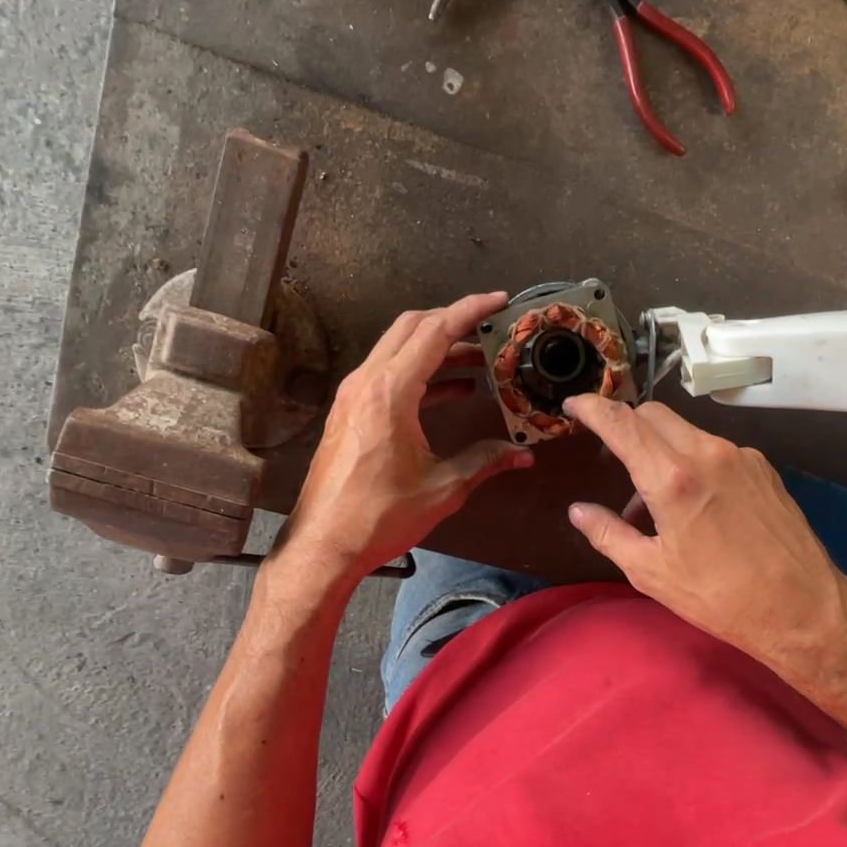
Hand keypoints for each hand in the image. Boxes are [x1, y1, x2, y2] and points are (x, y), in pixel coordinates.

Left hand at [279, 292, 532, 583]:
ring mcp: (354, 396)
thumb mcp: (442, 487)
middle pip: (412, 328)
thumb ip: (485, 461)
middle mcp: (367, 382)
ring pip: (398, 348)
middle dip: (453, 320)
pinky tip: (451, 389)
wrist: (324, 544)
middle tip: (491, 326)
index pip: (435, 332)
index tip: (500, 301)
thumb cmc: (380, 516)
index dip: (470, 311)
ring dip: (437, 347)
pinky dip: (421, 371)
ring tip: (480, 359)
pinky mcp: (350, 412)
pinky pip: (389, 374)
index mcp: (391, 392)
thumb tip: (523, 456)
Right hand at [563, 395, 846, 701]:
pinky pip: (715, 449)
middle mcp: (707, 453)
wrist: (802, 608)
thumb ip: (608, 534)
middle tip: (614, 460)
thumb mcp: (651, 572)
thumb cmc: (719, 597)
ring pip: (686, 431)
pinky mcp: (763, 467)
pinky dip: (694, 462)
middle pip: (654, 414)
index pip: (621, 423)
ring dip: (661, 448)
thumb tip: (578, 511)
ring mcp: (740, 456)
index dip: (590, 408)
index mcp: (672, 479)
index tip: (573, 406)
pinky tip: (698, 504)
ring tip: (657, 501)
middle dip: (626, 425)